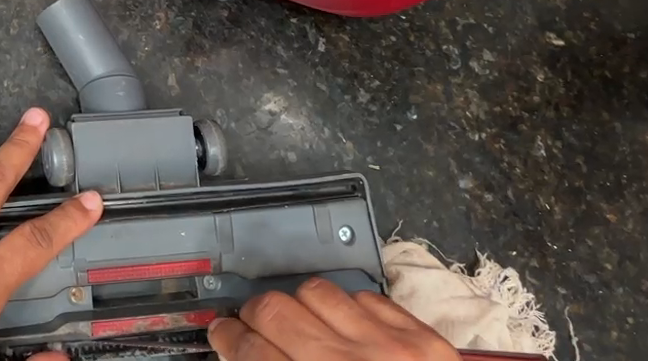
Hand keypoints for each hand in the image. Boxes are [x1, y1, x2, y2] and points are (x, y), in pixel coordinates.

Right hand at [210, 277, 459, 360]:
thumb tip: (245, 359)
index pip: (252, 352)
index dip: (228, 339)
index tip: (222, 335)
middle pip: (274, 311)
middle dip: (253, 317)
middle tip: (252, 329)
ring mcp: (391, 350)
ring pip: (316, 293)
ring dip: (300, 308)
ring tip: (302, 326)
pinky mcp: (425, 340)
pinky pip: (366, 298)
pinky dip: (349, 311)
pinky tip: (348, 332)